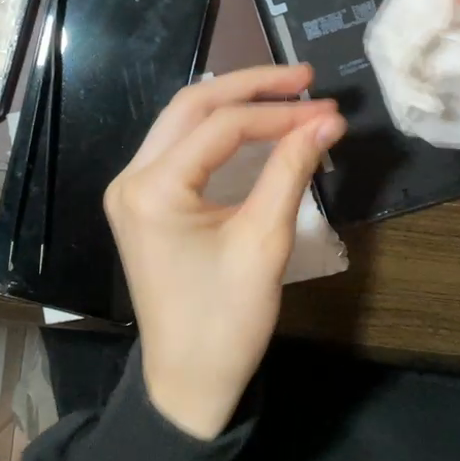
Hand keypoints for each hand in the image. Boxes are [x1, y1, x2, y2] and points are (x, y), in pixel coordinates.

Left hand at [104, 65, 344, 439]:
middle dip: (251, 88)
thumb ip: (291, 171)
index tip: (328, 111)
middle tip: (304, 79)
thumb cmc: (226, 321)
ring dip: (234, 105)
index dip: (278, 113)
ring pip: (183, 122)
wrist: (188, 382)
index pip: (221, 126)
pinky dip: (219, 134)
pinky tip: (255, 127)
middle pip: (192, 107)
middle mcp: (131, 178)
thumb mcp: (264, 243)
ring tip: (286, 95)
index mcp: (152, 188)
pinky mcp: (143, 203)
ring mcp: (131, 190)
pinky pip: (180, 149)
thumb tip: (327, 119)